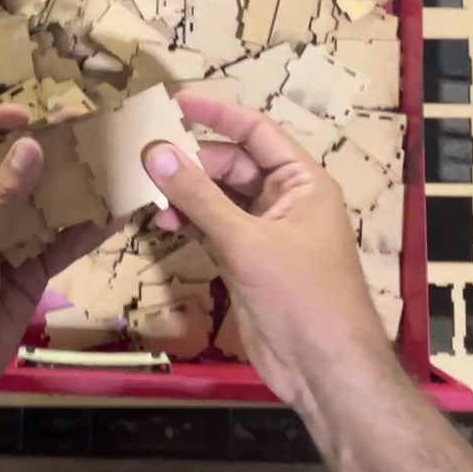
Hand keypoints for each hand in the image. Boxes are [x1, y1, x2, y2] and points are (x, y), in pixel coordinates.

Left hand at [0, 104, 118, 424]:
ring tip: (109, 160)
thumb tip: (31, 145)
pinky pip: (60, 244)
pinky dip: (84, 231)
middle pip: (15, 170)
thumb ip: (0, 200)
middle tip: (86, 124)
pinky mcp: (31, 272)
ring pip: (44, 205)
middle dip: (48, 147)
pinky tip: (113, 215)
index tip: (28, 113)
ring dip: (74, 185)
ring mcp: (8, 243)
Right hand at [142, 92, 390, 405]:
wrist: (323, 370)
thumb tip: (155, 151)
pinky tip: (163, 220)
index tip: (176, 101)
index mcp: (301, 182)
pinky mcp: (245, 259)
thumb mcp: (246, 240)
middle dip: (192, 162)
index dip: (217, 113)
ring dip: (186, 194)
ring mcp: (263, 231)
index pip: (256, 131)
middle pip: (230, 164)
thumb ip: (198, 196)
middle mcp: (283, 199)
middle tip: (149, 160)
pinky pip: (211, 225)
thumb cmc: (300, 294)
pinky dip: (188, 220)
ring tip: (151, 197)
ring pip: (217, 196)